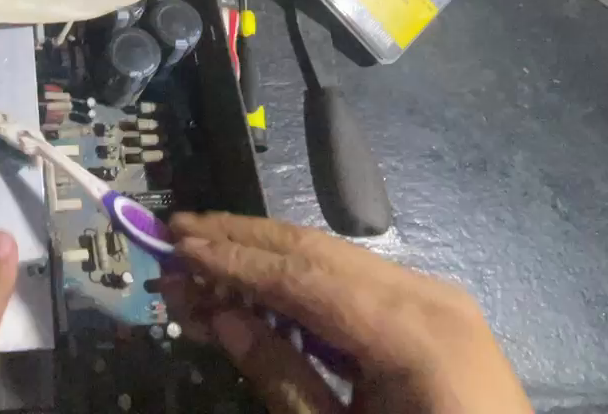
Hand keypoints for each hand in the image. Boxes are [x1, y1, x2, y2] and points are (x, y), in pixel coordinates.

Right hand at [164, 212, 530, 413]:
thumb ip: (283, 378)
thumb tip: (220, 316)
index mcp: (414, 333)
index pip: (303, 275)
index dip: (234, 259)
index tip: (177, 244)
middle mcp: (426, 294)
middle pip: (313, 249)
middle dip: (238, 239)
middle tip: (174, 229)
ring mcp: (433, 298)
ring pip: (329, 256)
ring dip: (260, 252)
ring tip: (200, 246)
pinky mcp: (430, 311)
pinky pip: (350, 280)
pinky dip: (296, 277)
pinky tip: (254, 280)